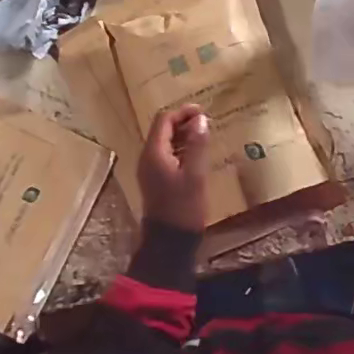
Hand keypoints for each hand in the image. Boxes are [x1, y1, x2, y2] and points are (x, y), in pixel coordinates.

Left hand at [139, 104, 210, 231]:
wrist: (169, 243)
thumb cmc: (183, 208)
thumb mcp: (195, 175)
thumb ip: (197, 145)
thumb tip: (200, 119)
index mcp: (154, 153)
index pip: (164, 121)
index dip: (182, 112)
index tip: (202, 111)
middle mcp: (147, 158)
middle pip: (162, 130)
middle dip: (183, 122)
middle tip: (206, 122)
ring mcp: (150, 170)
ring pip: (165, 143)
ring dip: (183, 136)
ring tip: (204, 135)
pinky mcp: (156, 180)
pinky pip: (167, 156)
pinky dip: (181, 149)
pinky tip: (197, 154)